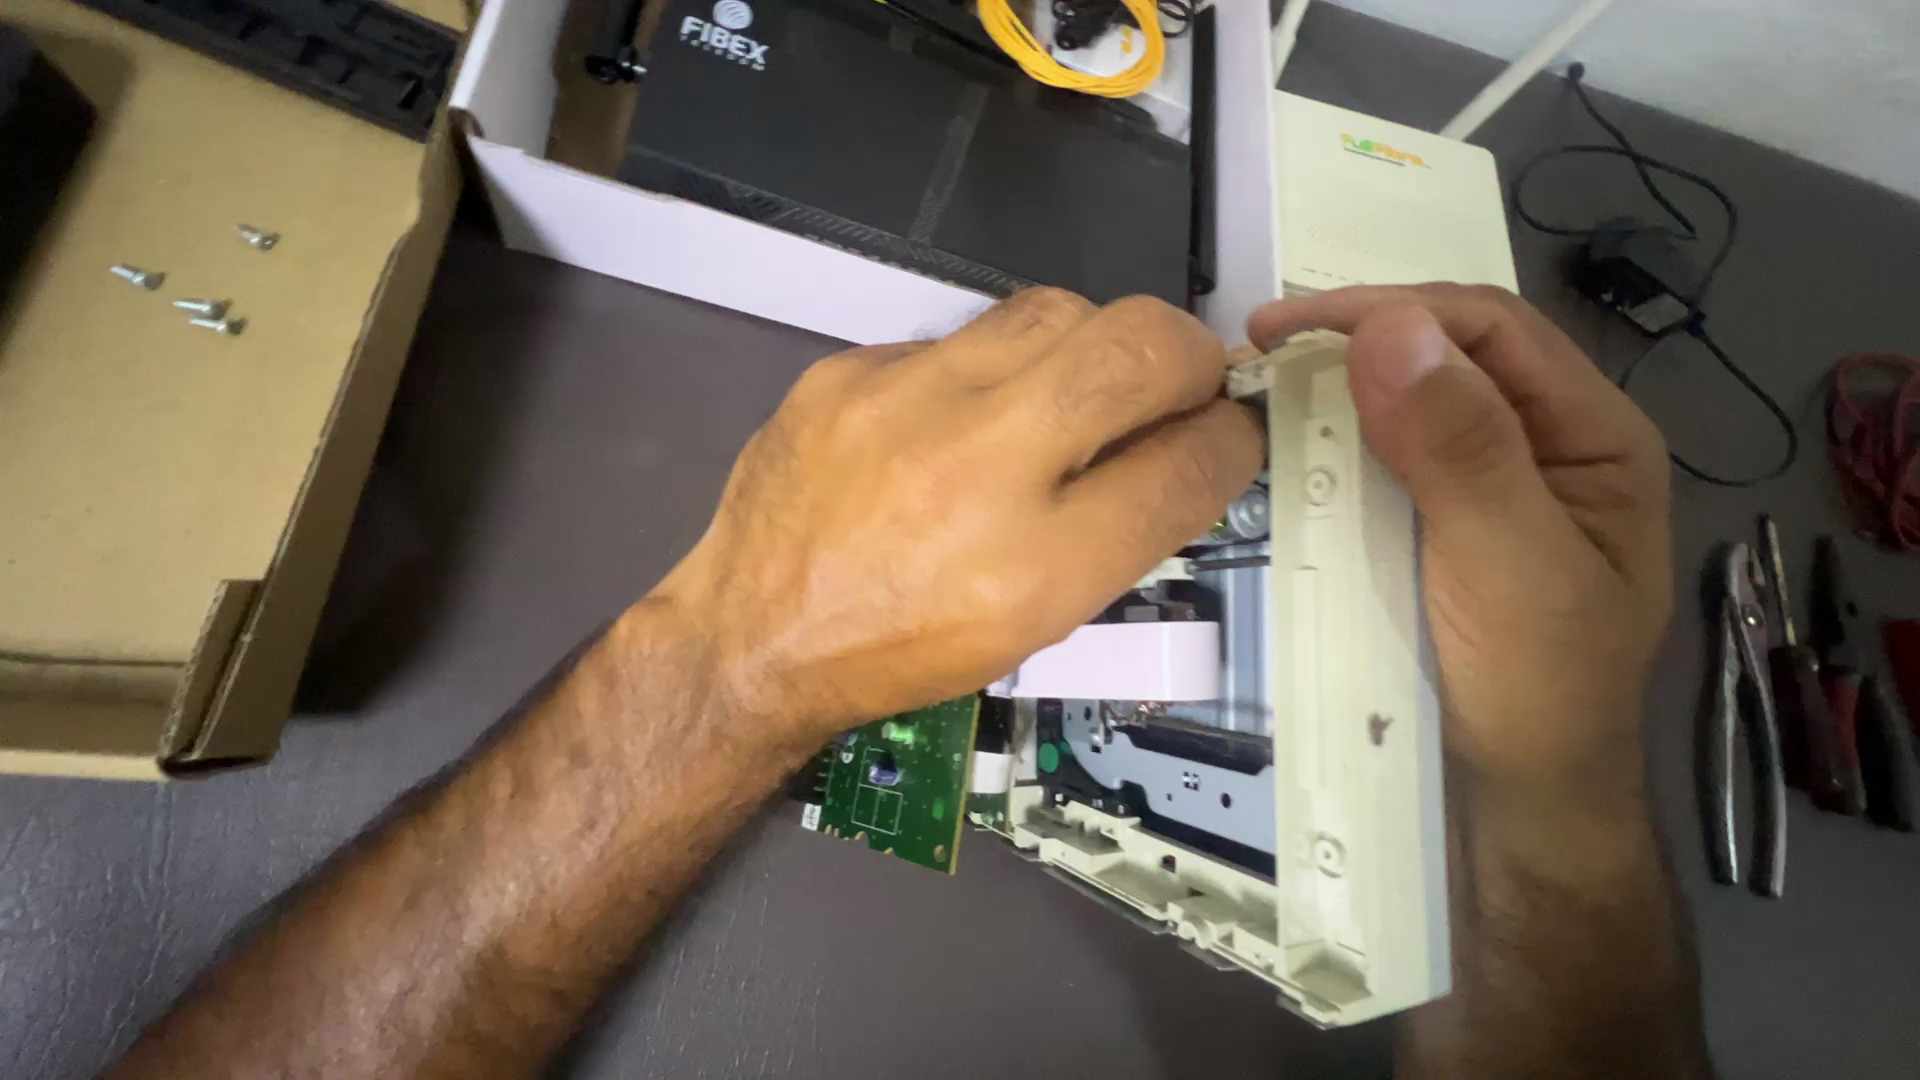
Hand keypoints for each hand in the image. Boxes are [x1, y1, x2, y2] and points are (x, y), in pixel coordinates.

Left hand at [651, 289, 1262, 739]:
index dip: (1231, 441)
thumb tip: (1175, 450)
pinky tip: (969, 409)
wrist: (757, 633)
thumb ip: (1114, 535)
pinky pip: (962, 333)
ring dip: (1097, 342)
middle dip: (1192, 358)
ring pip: (1058, 310)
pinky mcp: (847, 370)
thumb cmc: (902, 651)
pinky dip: (995, 364)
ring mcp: (903, 400)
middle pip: (1142, 350)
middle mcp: (976, 469)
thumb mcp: (1028, 626)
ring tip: (1080, 387)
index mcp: (1034, 569)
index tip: (1229, 433)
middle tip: (1183, 383)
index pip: (1185, 468)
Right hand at [1250, 285, 1671, 801]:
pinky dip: (1326, 439)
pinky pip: (1376, 458)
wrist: (1512, 791)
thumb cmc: (1533, 685)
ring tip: (1258, 384)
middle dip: (1352, 337)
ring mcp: (1476, 484)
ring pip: (1403, 404)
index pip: (1487, 329)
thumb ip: (1459, 448)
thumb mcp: (1507, 562)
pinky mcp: (1427, 521)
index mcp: (1586, 434)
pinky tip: (1284, 442)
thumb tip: (1388, 326)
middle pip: (1444, 354)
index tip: (1285, 328)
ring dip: (1331, 385)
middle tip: (1257, 349)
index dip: (1388, 309)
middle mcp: (1534, 444)